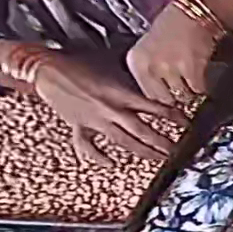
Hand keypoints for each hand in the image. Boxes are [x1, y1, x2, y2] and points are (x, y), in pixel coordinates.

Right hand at [30, 53, 187, 165]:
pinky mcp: (78, 125)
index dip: (174, 117)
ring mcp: (94, 119)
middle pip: (142, 130)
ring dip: (142, 152)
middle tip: (177, 151)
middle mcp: (110, 109)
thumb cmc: (80, 67)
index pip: (155, 108)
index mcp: (121, 94)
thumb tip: (157, 98)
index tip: (187, 124)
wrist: (45, 68)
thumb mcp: (113, 74)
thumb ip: (133, 89)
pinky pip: (88, 145)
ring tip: (159, 159)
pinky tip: (112, 164)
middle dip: (162, 142)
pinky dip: (98, 156)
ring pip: (122, 141)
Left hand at [128, 0, 219, 105]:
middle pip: (165, 100)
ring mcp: (169, 68)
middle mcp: (149, 67)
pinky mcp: (190, 68)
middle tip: (186, 95)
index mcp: (135, 63)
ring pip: (183, 96)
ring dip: (191, 93)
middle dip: (177, 99)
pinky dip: (203, 87)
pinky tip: (202, 77)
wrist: (192, 16)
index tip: (173, 103)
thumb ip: (152, 74)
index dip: (163, 101)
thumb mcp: (150, 51)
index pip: (147, 95)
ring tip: (194, 83)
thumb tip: (164, 101)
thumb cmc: (172, 32)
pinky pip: (198, 90)